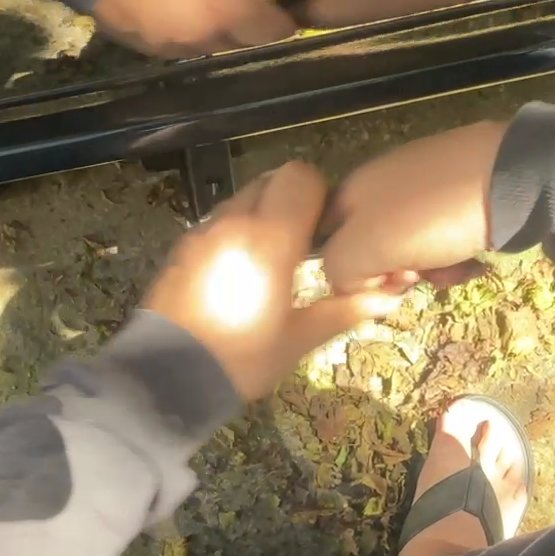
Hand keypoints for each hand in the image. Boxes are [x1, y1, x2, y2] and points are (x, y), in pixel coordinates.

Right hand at [94, 0, 327, 58]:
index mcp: (231, 11)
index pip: (277, 32)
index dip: (283, 17)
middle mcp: (208, 40)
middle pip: (245, 42)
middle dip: (250, 23)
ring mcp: (178, 51)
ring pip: (213, 48)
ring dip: (218, 30)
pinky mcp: (151, 53)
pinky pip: (182, 49)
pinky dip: (188, 34)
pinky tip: (175, 9)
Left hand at [144, 162, 401, 398]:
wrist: (165, 378)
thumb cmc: (240, 359)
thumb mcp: (298, 339)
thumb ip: (345, 309)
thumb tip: (390, 296)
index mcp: (269, 237)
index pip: (301, 177)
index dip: (318, 197)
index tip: (323, 232)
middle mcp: (233, 221)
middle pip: (270, 180)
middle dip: (290, 202)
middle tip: (300, 246)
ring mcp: (201, 231)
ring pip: (241, 198)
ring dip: (261, 214)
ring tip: (268, 261)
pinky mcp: (180, 246)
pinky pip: (216, 220)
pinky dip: (234, 230)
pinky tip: (236, 271)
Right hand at [317, 121, 507, 292]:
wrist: (514, 180)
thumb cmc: (432, 216)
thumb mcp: (368, 247)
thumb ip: (338, 269)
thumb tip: (348, 284)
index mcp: (349, 191)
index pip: (325, 243)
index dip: (344, 272)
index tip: (376, 283)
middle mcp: (379, 185)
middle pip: (368, 249)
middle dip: (391, 273)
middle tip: (415, 277)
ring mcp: (421, 188)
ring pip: (408, 249)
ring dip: (426, 271)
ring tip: (451, 270)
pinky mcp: (457, 194)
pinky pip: (440, 237)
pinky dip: (452, 256)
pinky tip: (471, 260)